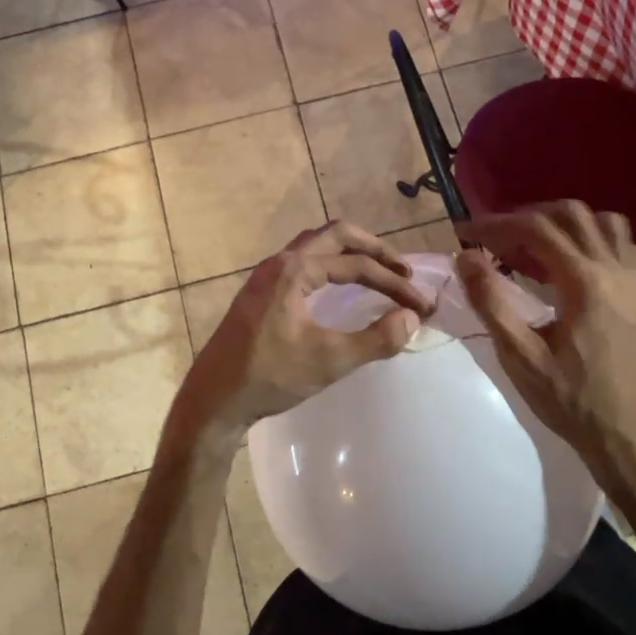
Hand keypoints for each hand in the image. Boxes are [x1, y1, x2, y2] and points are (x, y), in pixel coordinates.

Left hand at [174, 222, 435, 438]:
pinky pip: (304, 261)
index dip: (394, 283)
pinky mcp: (261, 292)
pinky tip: (339, 288)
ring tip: (378, 273)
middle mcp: (280, 262)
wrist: (214, 399)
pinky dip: (331, 265)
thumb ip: (375, 340)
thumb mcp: (329, 361)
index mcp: (295, 270)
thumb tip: (410, 318)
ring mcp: (266, 276)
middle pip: (336, 236)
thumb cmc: (269, 377)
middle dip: (374, 251)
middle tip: (403, 272)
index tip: (421, 305)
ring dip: (351, 254)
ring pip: (317, 245)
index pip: (357, 265)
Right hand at [455, 201, 635, 474]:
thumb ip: (491, 301)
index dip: (497, 224)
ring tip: (533, 242)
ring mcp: (634, 279)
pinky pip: (626, 244)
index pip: (537, 229)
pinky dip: (598, 239)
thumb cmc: (568, 398)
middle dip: (527, 217)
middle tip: (494, 237)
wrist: (622, 433)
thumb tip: (465, 256)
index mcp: (585, 282)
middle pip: (571, 215)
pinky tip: (577, 260)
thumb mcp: (520, 355)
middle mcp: (614, 270)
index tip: (465, 232)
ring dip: (565, 222)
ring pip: (603, 222)